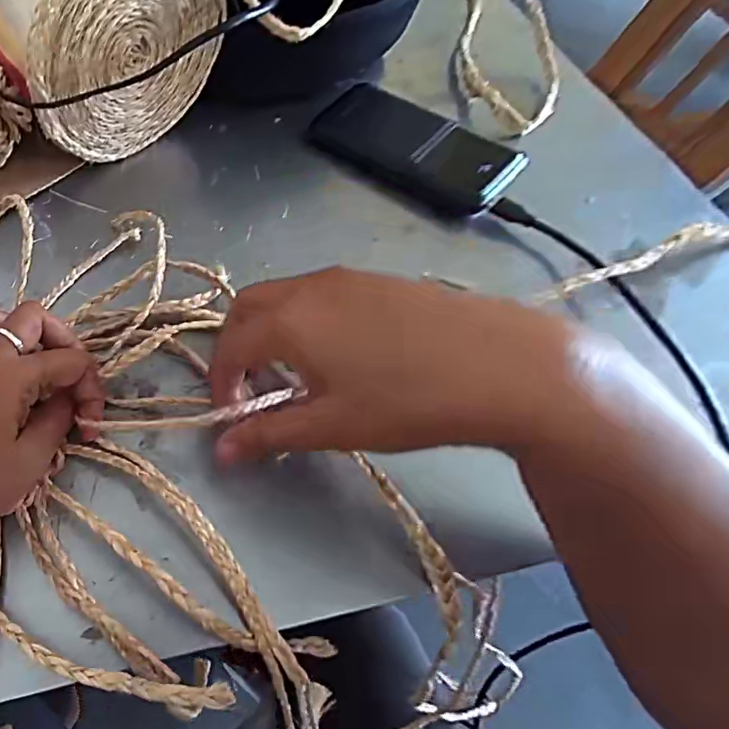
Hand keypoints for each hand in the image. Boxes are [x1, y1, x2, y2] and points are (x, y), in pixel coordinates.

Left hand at [0, 301, 104, 575]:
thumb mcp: (32, 459)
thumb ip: (58, 421)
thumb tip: (67, 402)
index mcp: (12, 374)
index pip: (70, 361)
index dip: (90, 388)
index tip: (88, 423)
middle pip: (31, 316)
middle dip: (62, 339)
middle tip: (69, 376)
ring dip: (11, 328)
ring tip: (26, 361)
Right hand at [208, 268, 625, 464]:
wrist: (508, 366)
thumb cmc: (408, 401)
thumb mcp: (331, 426)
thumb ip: (268, 434)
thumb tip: (221, 450)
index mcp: (289, 319)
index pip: (229, 346)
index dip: (220, 382)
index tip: (232, 415)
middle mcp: (310, 287)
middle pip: (247, 307)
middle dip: (235, 346)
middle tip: (251, 388)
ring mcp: (347, 278)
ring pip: (283, 297)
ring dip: (269, 332)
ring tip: (294, 377)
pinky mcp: (379, 280)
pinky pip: (318, 295)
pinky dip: (302, 320)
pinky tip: (337, 357)